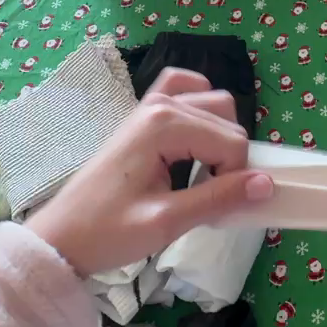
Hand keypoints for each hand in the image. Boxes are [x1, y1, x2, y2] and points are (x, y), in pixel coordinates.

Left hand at [24, 68, 273, 274]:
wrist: (59, 238)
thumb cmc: (106, 233)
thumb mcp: (166, 223)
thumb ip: (218, 198)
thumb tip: (267, 183)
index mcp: (165, 125)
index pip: (232, 141)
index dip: (235, 176)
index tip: (215, 208)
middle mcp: (162, 103)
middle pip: (227, 118)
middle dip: (229, 157)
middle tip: (208, 195)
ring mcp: (152, 103)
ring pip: (214, 102)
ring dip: (218, 135)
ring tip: (200, 173)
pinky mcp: (145, 112)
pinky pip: (186, 87)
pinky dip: (200, 105)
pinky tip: (196, 136)